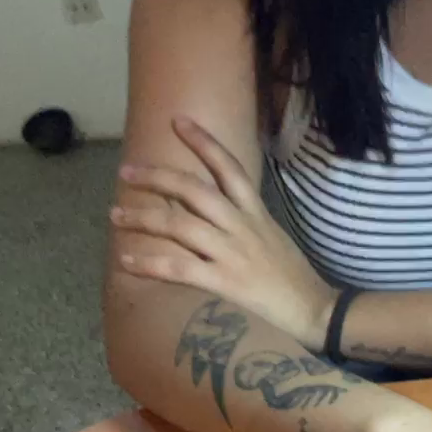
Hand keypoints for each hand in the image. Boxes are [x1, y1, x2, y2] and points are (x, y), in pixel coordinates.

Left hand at [111, 116, 337, 347]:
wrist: (316, 311)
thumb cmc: (295, 279)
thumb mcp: (274, 239)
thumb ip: (246, 223)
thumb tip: (215, 214)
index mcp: (256, 215)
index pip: (230, 168)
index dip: (204, 142)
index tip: (178, 121)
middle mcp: (242, 228)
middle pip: (194, 191)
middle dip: (157, 177)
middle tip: (127, 171)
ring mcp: (233, 254)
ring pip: (180, 226)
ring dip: (143, 218)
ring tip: (115, 215)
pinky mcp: (226, 283)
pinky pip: (180, 268)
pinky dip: (150, 263)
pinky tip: (127, 260)